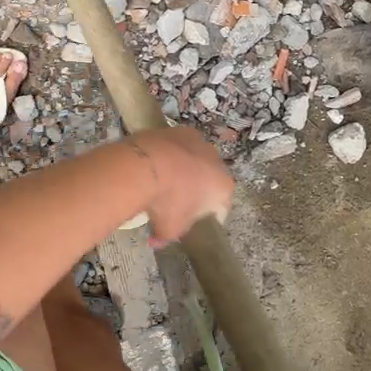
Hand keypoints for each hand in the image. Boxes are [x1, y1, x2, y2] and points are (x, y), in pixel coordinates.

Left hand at [129, 127, 234, 245]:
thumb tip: (157, 240)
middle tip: (176, 204)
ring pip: (195, 161)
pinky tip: (155, 164)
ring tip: (163, 182)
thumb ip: (169, 237)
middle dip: (196, 192)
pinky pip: (179, 147)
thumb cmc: (167, 202)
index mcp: (223, 188)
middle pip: (209, 181)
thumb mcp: (170, 229)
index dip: (206, 219)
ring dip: (184, 171)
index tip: (191, 225)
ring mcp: (200, 142)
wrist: (146, 165)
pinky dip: (171, 154)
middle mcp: (218, 162)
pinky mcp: (181, 130)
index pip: (221, 208)